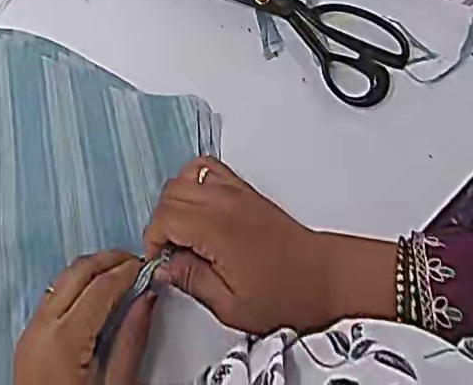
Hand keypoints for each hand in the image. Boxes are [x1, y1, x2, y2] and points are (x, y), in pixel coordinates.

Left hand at [13, 251, 155, 384]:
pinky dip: (76, 286)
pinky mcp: (27, 342)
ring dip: (92, 271)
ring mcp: (31, 334)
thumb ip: (132, 339)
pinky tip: (95, 296)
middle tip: (135, 263)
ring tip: (119, 277)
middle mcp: (41, 328)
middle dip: (109, 260)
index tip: (146, 266)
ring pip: (64, 278)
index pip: (102, 283)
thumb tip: (146, 299)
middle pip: (79, 270)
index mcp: (64, 339)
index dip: (128, 270)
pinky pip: (54, 296)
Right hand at [144, 157, 396, 334]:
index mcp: (219, 228)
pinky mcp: (243, 188)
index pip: (166, 217)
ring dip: (175, 200)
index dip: (152, 240)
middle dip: (160, 222)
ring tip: (181, 231)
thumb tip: (164, 267)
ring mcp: (235, 189)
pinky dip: (193, 179)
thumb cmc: (285, 293)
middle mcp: (226, 200)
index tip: (158, 262)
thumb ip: (191, 281)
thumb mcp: (231, 305)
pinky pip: (208, 167)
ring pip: (185, 175)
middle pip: (171, 193)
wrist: (320, 276)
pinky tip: (196, 206)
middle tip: (168, 253)